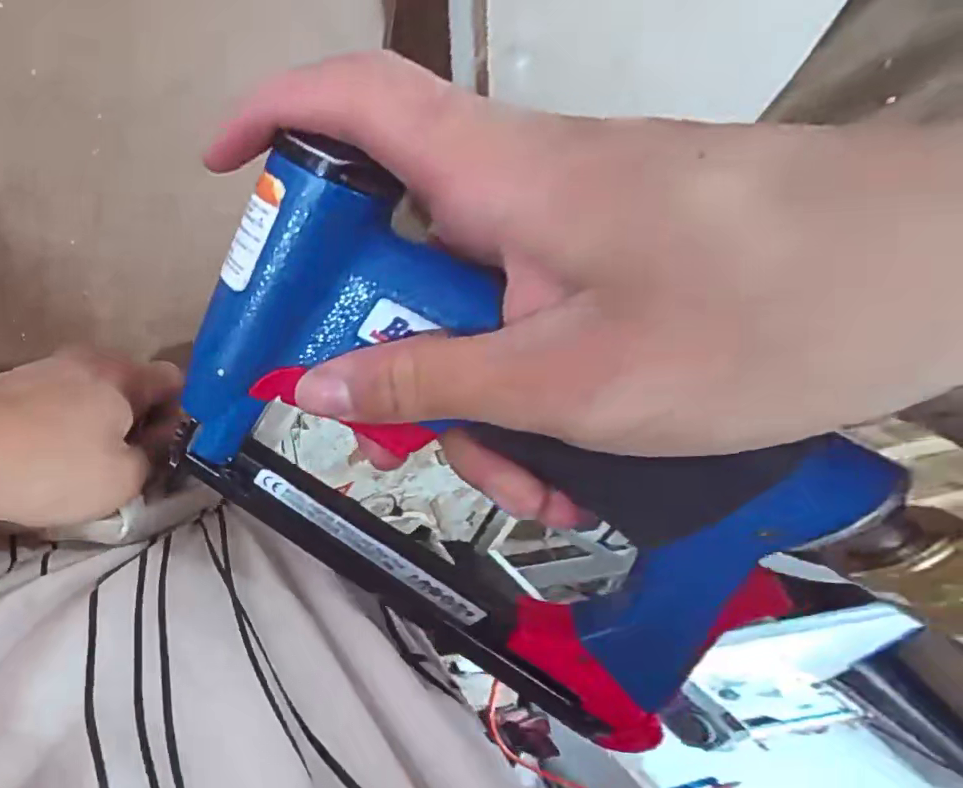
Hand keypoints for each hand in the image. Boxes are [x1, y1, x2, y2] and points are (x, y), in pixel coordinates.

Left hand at [0, 346, 182, 528]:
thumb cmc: (46, 472)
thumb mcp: (119, 481)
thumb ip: (152, 459)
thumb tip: (153, 443)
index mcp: (120, 373)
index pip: (174, 382)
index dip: (179, 420)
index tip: (161, 456)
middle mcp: (83, 359)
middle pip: (127, 389)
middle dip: (132, 426)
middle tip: (119, 471)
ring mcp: (39, 368)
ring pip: (85, 398)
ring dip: (90, 430)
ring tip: (71, 472)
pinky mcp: (6, 386)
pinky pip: (48, 406)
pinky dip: (54, 430)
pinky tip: (34, 461)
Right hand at [206, 51, 962, 517]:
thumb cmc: (782, 316)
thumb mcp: (570, 381)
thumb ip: (426, 383)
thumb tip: (309, 385)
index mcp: (501, 180)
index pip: (361, 102)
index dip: (275, 116)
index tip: (221, 166)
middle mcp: (511, 194)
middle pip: (382, 256)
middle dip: (368, 352)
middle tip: (378, 424)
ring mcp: (546, 236)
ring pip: (443, 317)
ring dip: (457, 405)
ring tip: (520, 469)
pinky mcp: (583, 268)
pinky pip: (502, 334)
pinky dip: (508, 403)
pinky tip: (558, 460)